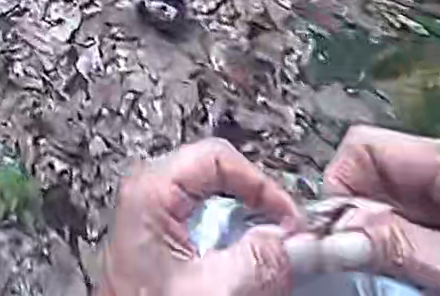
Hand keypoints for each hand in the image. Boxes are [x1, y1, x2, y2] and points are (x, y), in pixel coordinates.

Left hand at [96, 138, 301, 295]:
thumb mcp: (212, 294)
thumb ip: (257, 262)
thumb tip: (293, 242)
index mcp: (150, 189)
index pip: (216, 158)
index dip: (259, 183)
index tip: (291, 220)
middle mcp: (147, 190)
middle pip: (215, 174)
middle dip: (256, 202)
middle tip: (289, 236)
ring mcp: (150, 211)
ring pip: (212, 198)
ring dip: (247, 223)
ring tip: (274, 254)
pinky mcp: (157, 237)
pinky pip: (203, 222)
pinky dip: (231, 239)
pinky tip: (247, 265)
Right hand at [303, 127, 439, 295]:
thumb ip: (405, 249)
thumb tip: (333, 232)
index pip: (366, 146)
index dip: (341, 187)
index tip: (340, 239)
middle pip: (380, 168)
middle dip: (365, 213)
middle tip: (370, 263)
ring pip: (398, 193)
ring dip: (388, 231)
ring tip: (403, 274)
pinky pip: (425, 213)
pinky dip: (413, 240)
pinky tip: (428, 273)